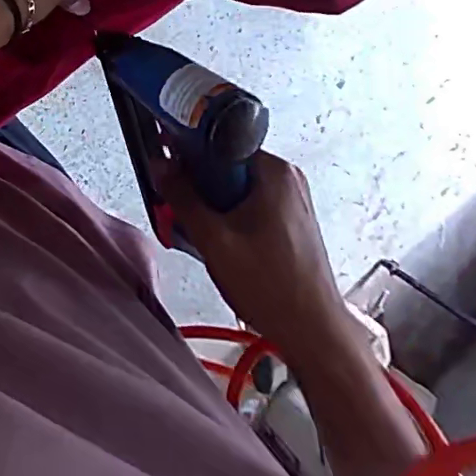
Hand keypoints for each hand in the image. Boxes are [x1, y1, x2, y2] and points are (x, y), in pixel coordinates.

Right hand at [160, 152, 355, 367]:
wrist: (314, 334)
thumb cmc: (274, 289)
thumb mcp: (215, 241)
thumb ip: (183, 198)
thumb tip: (160, 165)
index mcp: (274, 171)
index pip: (220, 141)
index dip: (189, 155)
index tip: (168, 167)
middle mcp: (286, 178)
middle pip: (226, 164)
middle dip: (200, 188)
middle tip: (183, 214)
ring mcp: (291, 199)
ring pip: (235, 187)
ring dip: (213, 207)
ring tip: (204, 237)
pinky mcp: (290, 219)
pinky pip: (249, 203)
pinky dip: (231, 218)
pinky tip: (223, 245)